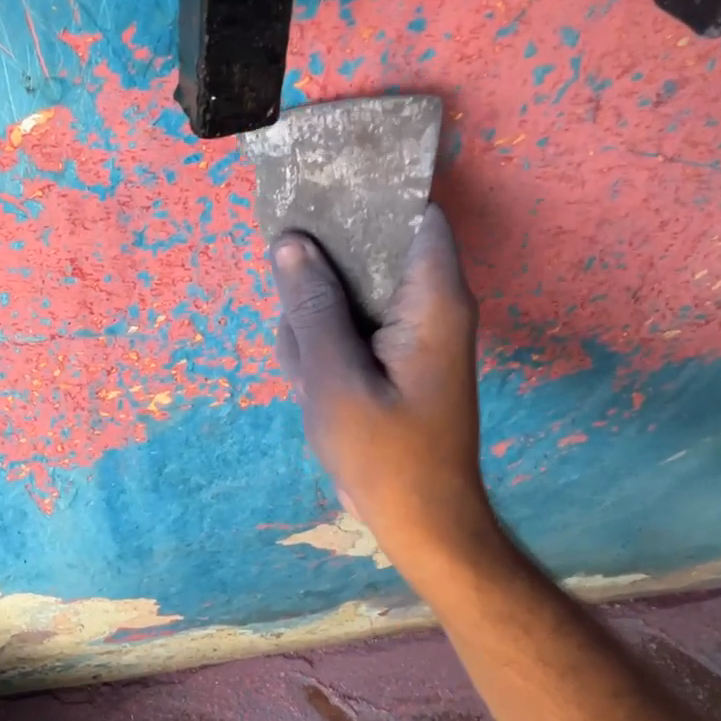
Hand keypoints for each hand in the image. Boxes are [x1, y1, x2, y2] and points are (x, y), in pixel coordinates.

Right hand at [269, 204, 502, 575]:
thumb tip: (288, 242)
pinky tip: (313, 385)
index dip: (367, 197)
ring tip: (308, 372)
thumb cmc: (385, 454)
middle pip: (370, 251)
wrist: (422, 524)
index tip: (313, 196)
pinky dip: (322, 348)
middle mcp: (428, 305)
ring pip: (348, 292)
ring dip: (314, 322)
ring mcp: (409, 332)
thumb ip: (311, 308)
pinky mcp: (392, 356)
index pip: (413, 215)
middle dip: (320, 276)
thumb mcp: (334, 380)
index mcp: (432, 300)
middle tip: (295, 321)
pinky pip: (348, 327)